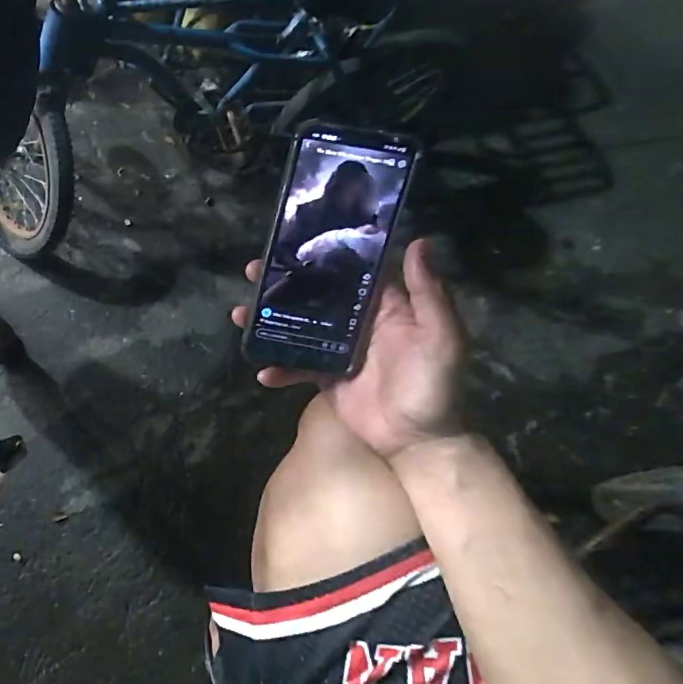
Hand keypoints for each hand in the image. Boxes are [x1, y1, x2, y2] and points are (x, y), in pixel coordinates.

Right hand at [231, 238, 465, 457]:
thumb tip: (418, 242)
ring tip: (240, 315)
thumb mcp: (442, 337)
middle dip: (281, 283)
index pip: (351, 272)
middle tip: (252, 271)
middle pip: (314, 295)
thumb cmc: (436, 386)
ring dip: (267, 321)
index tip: (293, 242)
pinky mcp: (324, 378)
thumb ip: (429, 293)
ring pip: (296, 328)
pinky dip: (277, 370)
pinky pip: (295, 367)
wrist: (418, 441)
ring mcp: (336, 351)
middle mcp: (356, 324)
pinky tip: (262, 372)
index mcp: (385, 308)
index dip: (324, 254)